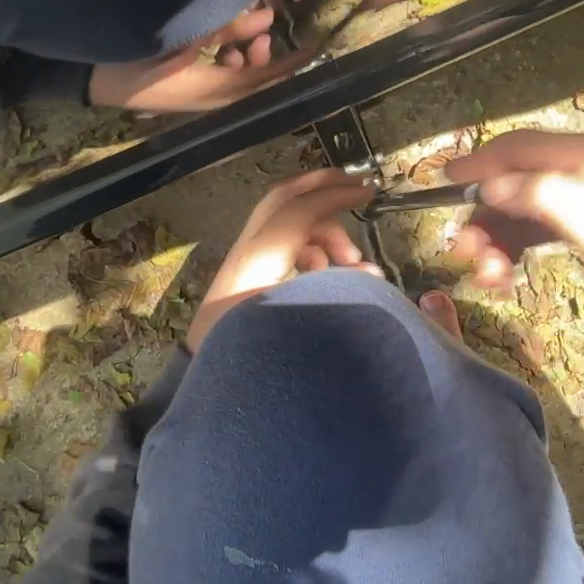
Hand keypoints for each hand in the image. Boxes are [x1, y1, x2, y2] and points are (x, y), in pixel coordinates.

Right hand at [87, 5, 305, 111]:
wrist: (90, 77)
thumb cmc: (131, 57)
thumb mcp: (180, 39)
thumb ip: (226, 29)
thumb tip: (269, 17)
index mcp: (216, 93)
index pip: (268, 79)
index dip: (294, 63)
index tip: (318, 46)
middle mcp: (216, 102)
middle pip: (261, 84)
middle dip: (272, 58)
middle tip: (268, 30)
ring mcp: (204, 100)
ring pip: (245, 80)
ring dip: (252, 58)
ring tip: (251, 34)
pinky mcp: (193, 92)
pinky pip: (227, 80)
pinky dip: (234, 61)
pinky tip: (227, 46)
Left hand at [185, 169, 377, 350]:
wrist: (213, 399)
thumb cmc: (257, 363)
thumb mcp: (304, 326)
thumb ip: (340, 294)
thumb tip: (370, 276)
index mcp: (256, 263)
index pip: (298, 213)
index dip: (336, 197)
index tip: (369, 192)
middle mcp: (244, 255)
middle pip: (281, 200)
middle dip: (320, 187)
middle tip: (355, 185)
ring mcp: (241, 266)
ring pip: (284, 222)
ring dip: (320, 229)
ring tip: (349, 260)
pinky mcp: (244, 280)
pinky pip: (281, 245)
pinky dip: (309, 247)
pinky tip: (327, 273)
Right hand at [443, 130, 583, 313]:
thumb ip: (544, 197)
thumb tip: (490, 186)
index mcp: (579, 158)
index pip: (515, 148)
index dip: (477, 164)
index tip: (443, 183)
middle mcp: (572, 171)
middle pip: (509, 182)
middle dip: (482, 215)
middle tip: (464, 252)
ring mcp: (573, 199)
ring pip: (515, 210)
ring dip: (493, 239)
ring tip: (488, 277)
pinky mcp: (575, 226)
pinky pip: (529, 231)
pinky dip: (511, 250)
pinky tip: (504, 276)